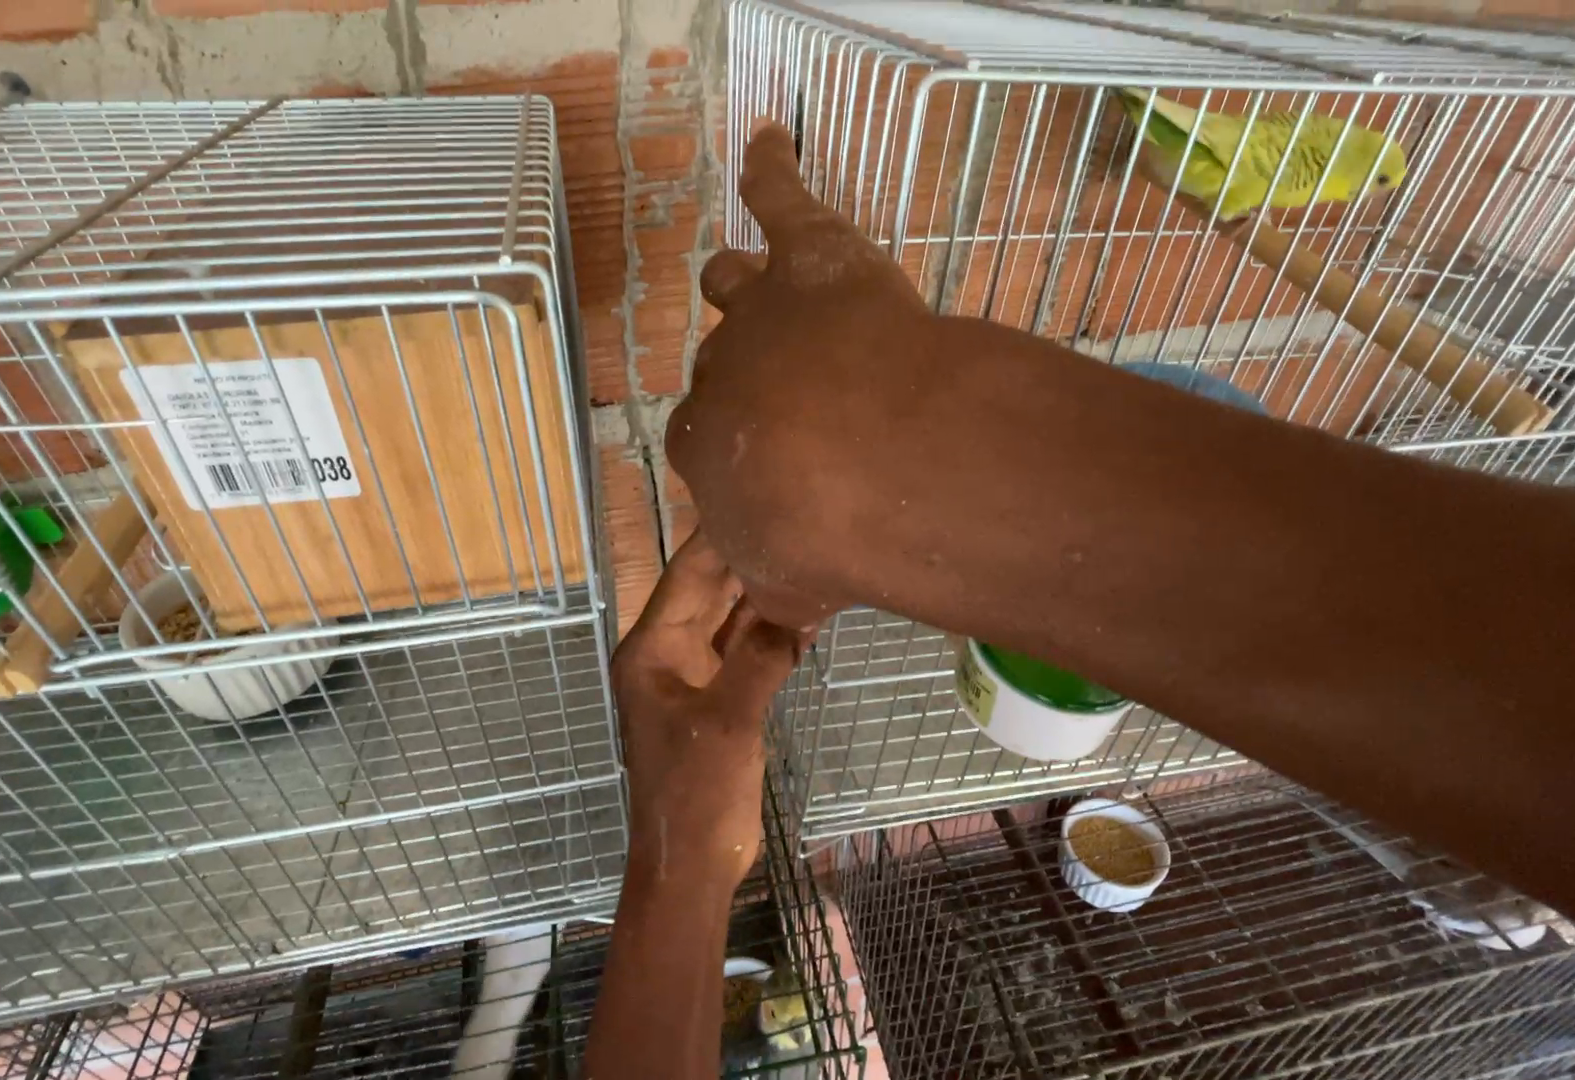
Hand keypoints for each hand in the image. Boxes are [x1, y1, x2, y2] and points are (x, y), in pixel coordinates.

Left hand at [610, 531, 806, 889]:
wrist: (691, 865)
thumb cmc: (696, 794)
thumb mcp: (727, 720)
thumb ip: (761, 659)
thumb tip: (799, 611)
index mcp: (651, 650)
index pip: (687, 578)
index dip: (719, 538)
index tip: (756, 496)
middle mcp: (668, 654)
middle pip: (709, 593)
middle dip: (747, 560)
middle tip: (793, 520)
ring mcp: (694, 677)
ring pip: (730, 622)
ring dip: (764, 598)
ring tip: (806, 559)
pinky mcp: (718, 699)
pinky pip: (744, 654)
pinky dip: (771, 636)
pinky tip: (805, 616)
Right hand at [668, 122, 941, 627]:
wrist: (872, 466)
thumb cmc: (825, 542)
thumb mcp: (794, 588)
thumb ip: (782, 586)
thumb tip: (785, 606)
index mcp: (702, 447)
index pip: (702, 439)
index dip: (735, 450)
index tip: (769, 467)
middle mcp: (719, 372)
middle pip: (721, 364)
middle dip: (745, 379)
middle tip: (787, 399)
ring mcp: (763, 312)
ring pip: (733, 286)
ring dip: (737, 288)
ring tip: (739, 282)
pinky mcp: (814, 258)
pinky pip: (784, 202)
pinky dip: (774, 172)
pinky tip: (769, 143)